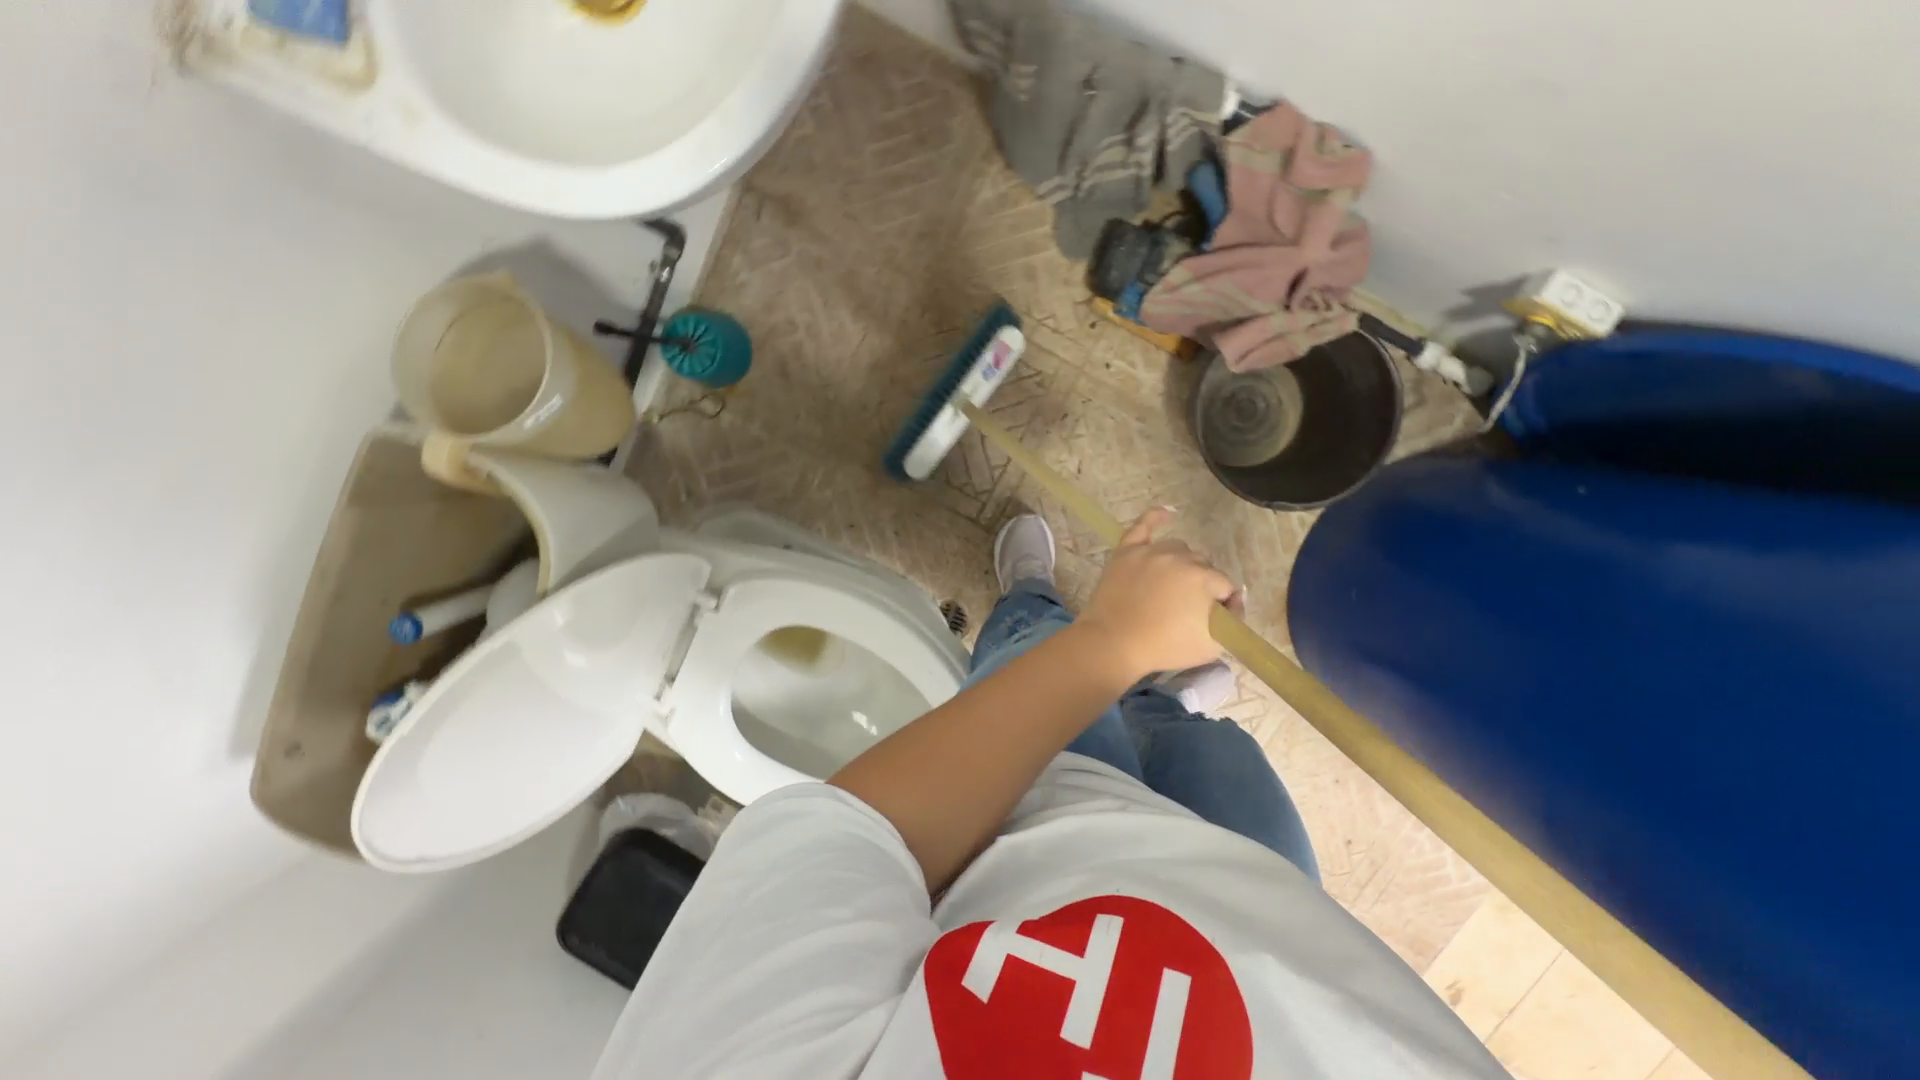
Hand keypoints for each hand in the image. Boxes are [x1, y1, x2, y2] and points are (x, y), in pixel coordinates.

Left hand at [1078, 508, 1235, 678]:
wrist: (1114, 643)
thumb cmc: (1165, 647)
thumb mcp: (1212, 645)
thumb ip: (1232, 620)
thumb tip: (1235, 598)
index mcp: (1204, 577)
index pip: (1224, 585)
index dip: (1221, 603)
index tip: (1210, 619)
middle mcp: (1180, 557)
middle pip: (1201, 564)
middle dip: (1200, 584)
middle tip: (1185, 607)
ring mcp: (1151, 552)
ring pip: (1177, 548)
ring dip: (1181, 563)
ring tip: (1171, 585)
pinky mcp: (1126, 552)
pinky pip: (1143, 526)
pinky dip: (1156, 517)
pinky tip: (1167, 513)